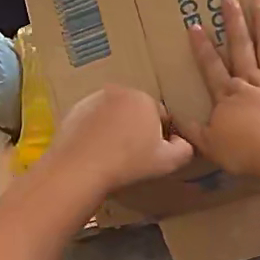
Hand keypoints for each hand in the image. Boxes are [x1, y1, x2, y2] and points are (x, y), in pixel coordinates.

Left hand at [45, 85, 194, 194]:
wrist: (80, 168)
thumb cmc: (129, 163)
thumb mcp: (168, 162)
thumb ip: (185, 149)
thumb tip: (182, 142)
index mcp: (144, 99)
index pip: (160, 116)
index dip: (160, 136)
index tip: (152, 154)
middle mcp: (119, 91)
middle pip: (136, 111)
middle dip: (138, 128)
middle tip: (133, 154)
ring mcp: (93, 98)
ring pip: (114, 113)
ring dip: (117, 128)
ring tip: (113, 154)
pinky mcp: (74, 110)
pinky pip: (93, 118)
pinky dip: (97, 130)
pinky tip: (96, 150)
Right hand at [184, 0, 259, 176]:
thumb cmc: (245, 151)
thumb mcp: (210, 145)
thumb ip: (193, 132)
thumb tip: (174, 120)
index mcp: (228, 94)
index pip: (211, 66)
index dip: (202, 46)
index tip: (195, 24)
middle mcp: (251, 82)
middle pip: (241, 46)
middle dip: (233, 20)